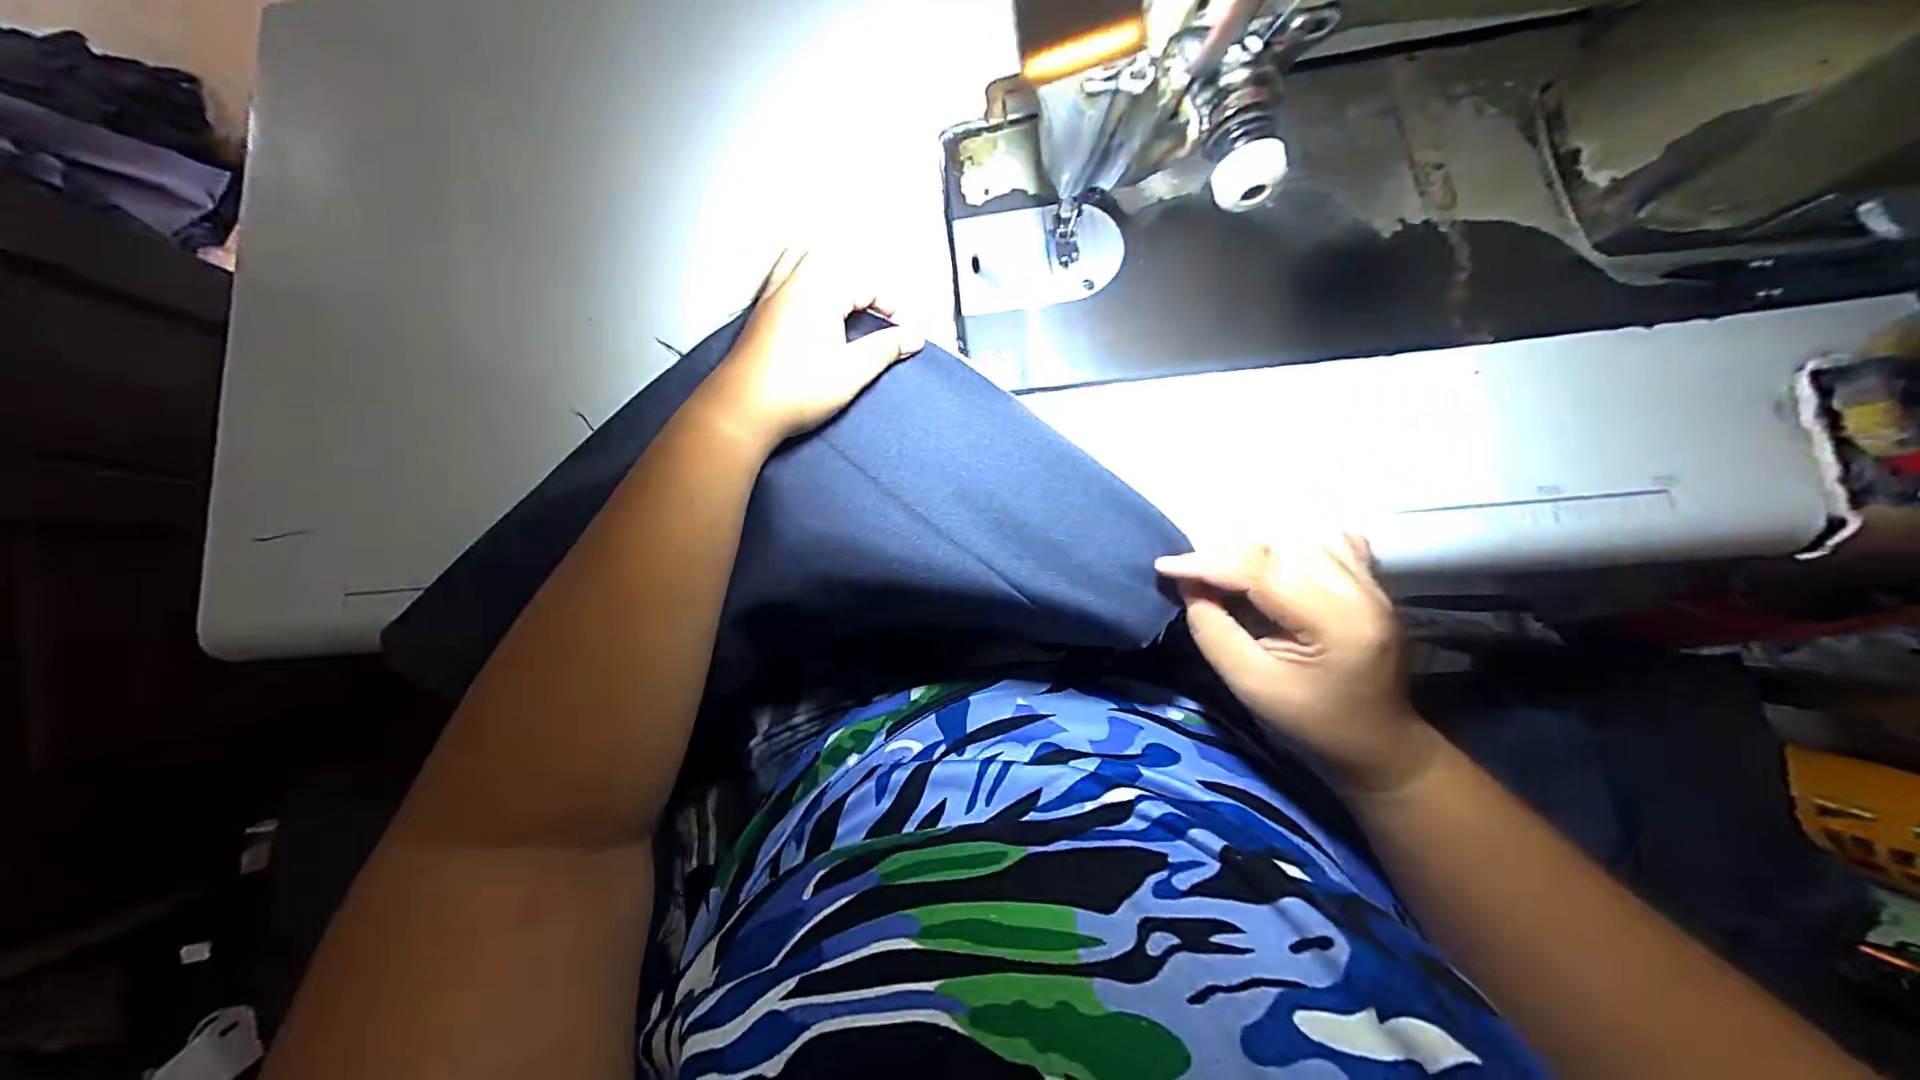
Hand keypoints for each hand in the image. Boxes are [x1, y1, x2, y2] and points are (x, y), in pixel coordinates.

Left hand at [698, 250, 925, 446]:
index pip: (864, 283)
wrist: (743, 409)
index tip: (899, 326)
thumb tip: (912, 337)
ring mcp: (771, 298)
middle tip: (873, 308)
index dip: (887, 303)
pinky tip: (809, 310)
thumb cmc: (794, 390)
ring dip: (826, 273)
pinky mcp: (758, 316)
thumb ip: (886, 350)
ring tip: (842, 299)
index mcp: (819, 292)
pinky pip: (781, 278)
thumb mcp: (853, 371)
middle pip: (831, 260)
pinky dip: (801, 282)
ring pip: (800, 261)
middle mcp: (792, 285)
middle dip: (858, 280)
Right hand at [1156, 535, 1440, 795]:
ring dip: (1254, 550)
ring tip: (1222, 570)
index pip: (1260, 570)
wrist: (1377, 745)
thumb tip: (1189, 583)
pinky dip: (1291, 547)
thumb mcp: (1250, 684)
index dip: (1206, 563)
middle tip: (1187, 572)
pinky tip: (1273, 565)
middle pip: (1278, 547)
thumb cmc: (1311, 724)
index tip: (1163, 567)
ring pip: (1299, 538)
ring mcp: (1372, 583)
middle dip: (1224, 554)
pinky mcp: (1371, 583)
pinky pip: (1327, 543)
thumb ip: (1214, 630)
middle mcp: (1361, 590)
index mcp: (1336, 620)